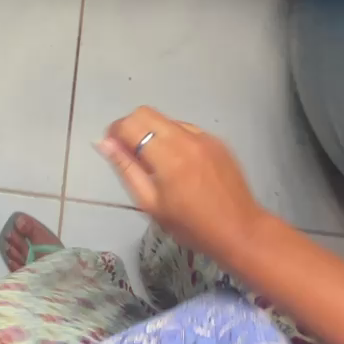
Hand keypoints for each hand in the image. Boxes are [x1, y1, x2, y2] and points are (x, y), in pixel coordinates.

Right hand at [97, 106, 269, 250]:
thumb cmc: (190, 225)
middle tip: (130, 154)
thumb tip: (103, 143)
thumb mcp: (150, 203)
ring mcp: (204, 137)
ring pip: (165, 120)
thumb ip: (126, 169)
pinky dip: (173, 139)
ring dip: (152, 133)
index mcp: (167, 155)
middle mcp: (185, 138)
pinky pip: (185, 129)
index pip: (129, 124)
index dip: (114, 133)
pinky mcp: (216, 141)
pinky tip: (179, 165)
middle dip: (130, 127)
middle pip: (145, 113)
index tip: (113, 149)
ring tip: (157, 163)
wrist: (241, 231)